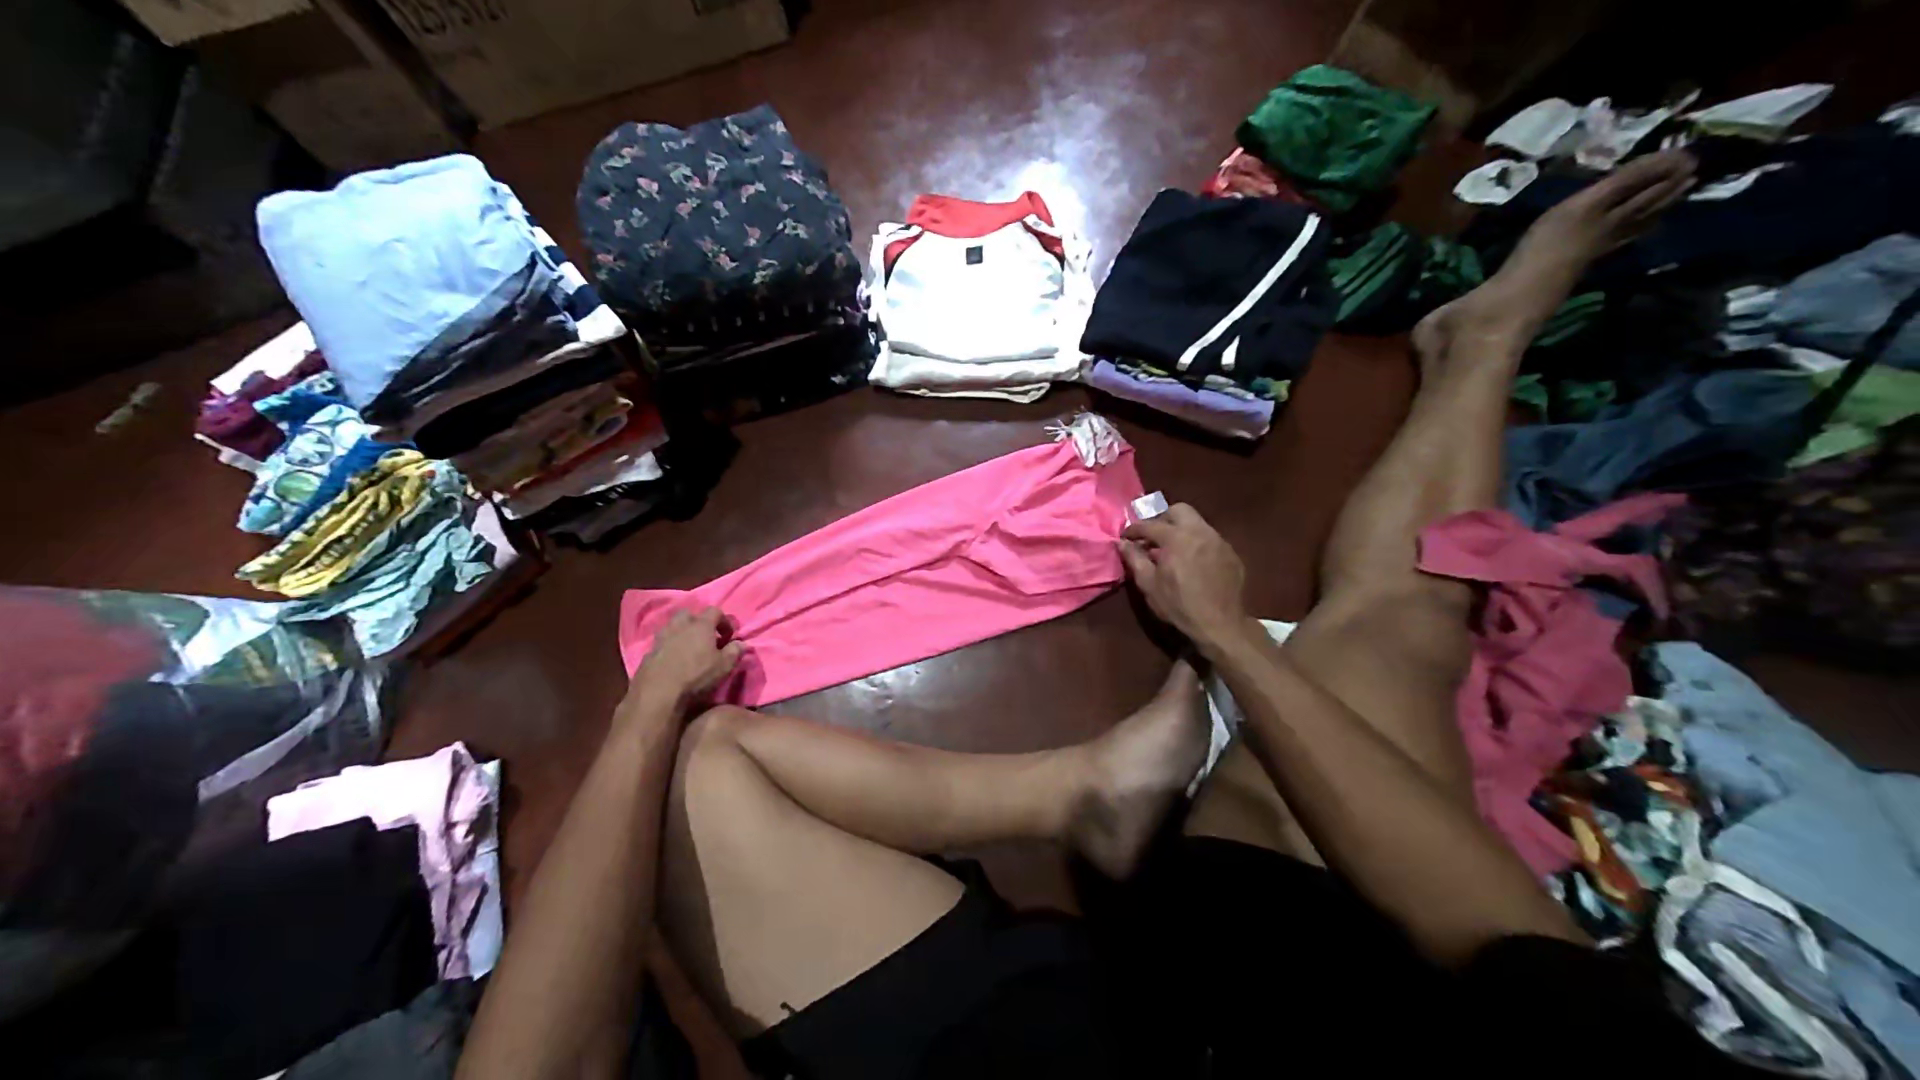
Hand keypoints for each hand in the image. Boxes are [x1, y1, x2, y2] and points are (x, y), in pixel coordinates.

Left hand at [623, 607, 744, 722]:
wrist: (658, 693)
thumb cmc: (696, 676)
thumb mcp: (724, 666)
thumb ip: (734, 651)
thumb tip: (742, 643)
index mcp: (700, 625)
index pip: (715, 611)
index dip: (724, 621)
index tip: (729, 636)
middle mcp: (680, 626)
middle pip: (690, 614)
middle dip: (699, 622)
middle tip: (706, 638)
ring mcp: (661, 637)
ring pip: (673, 627)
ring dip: (682, 633)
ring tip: (689, 648)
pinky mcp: (649, 652)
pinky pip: (662, 642)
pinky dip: (670, 646)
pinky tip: (674, 661)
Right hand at [1118, 504, 1249, 652]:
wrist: (1220, 624)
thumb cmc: (1178, 605)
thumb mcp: (1149, 584)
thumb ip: (1134, 559)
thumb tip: (1122, 542)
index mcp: (1177, 538)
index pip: (1150, 524)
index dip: (1134, 529)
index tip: (1125, 537)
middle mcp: (1200, 532)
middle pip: (1179, 510)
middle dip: (1162, 519)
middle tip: (1152, 537)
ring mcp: (1219, 541)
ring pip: (1197, 523)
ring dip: (1181, 530)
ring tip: (1172, 550)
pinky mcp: (1231, 554)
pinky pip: (1210, 539)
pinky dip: (1197, 544)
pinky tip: (1193, 563)